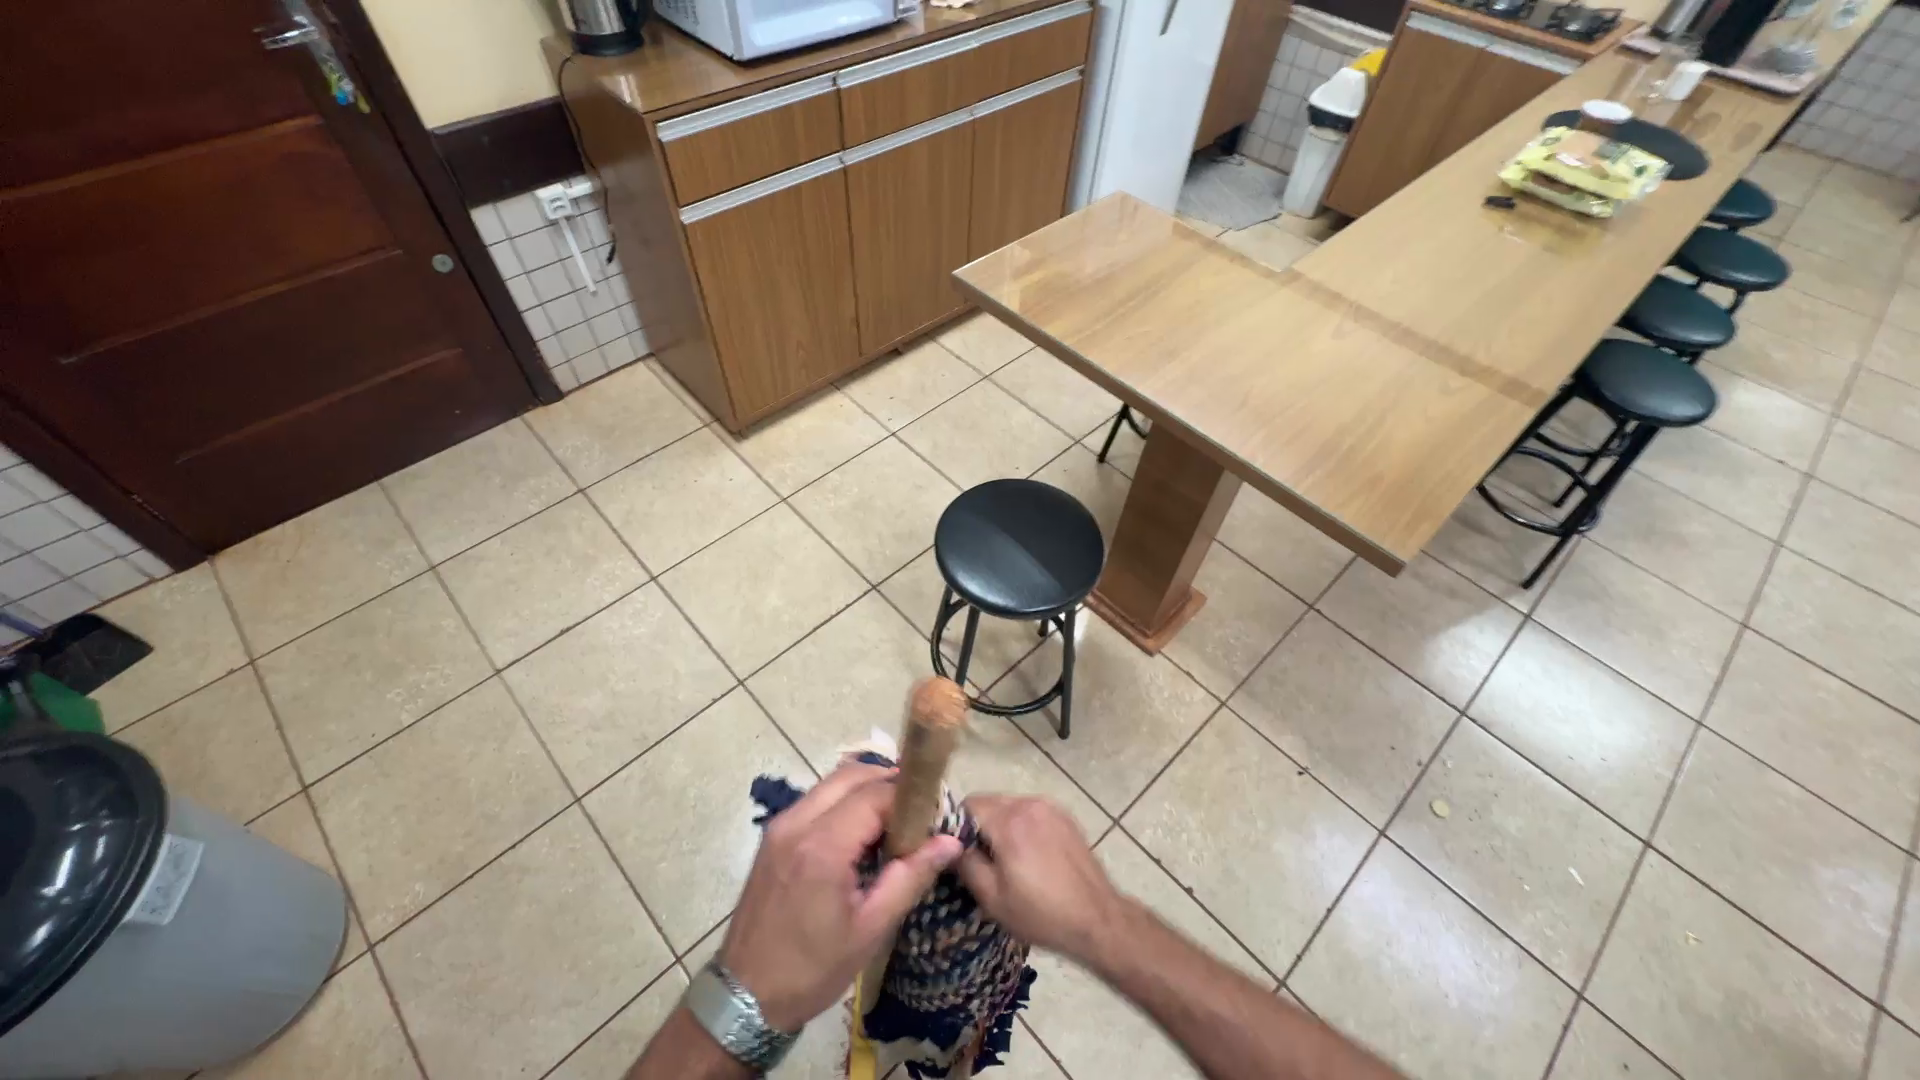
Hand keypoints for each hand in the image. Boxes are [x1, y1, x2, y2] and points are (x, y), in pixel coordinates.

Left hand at [719, 763, 961, 1031]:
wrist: (743, 997)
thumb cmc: (812, 969)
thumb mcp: (871, 929)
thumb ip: (911, 877)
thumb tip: (950, 842)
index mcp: (822, 847)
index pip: (876, 794)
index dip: (911, 799)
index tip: (936, 816)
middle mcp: (796, 823)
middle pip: (851, 775)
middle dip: (890, 784)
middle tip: (920, 812)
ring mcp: (779, 827)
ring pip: (831, 783)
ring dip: (866, 790)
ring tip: (896, 823)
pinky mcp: (772, 837)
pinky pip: (815, 801)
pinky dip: (844, 803)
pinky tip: (863, 834)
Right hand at [954, 795, 1129, 965]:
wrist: (1096, 919)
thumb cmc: (1040, 914)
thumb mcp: (992, 898)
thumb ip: (965, 863)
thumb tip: (949, 844)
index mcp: (1009, 821)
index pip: (967, 805)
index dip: (956, 827)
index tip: (958, 853)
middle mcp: (1029, 804)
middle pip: (988, 802)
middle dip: (978, 826)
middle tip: (981, 860)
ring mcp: (1050, 807)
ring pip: (1009, 806)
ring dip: (1000, 825)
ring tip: (1006, 860)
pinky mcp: (1065, 816)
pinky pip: (1030, 811)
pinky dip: (1021, 826)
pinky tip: (1029, 856)